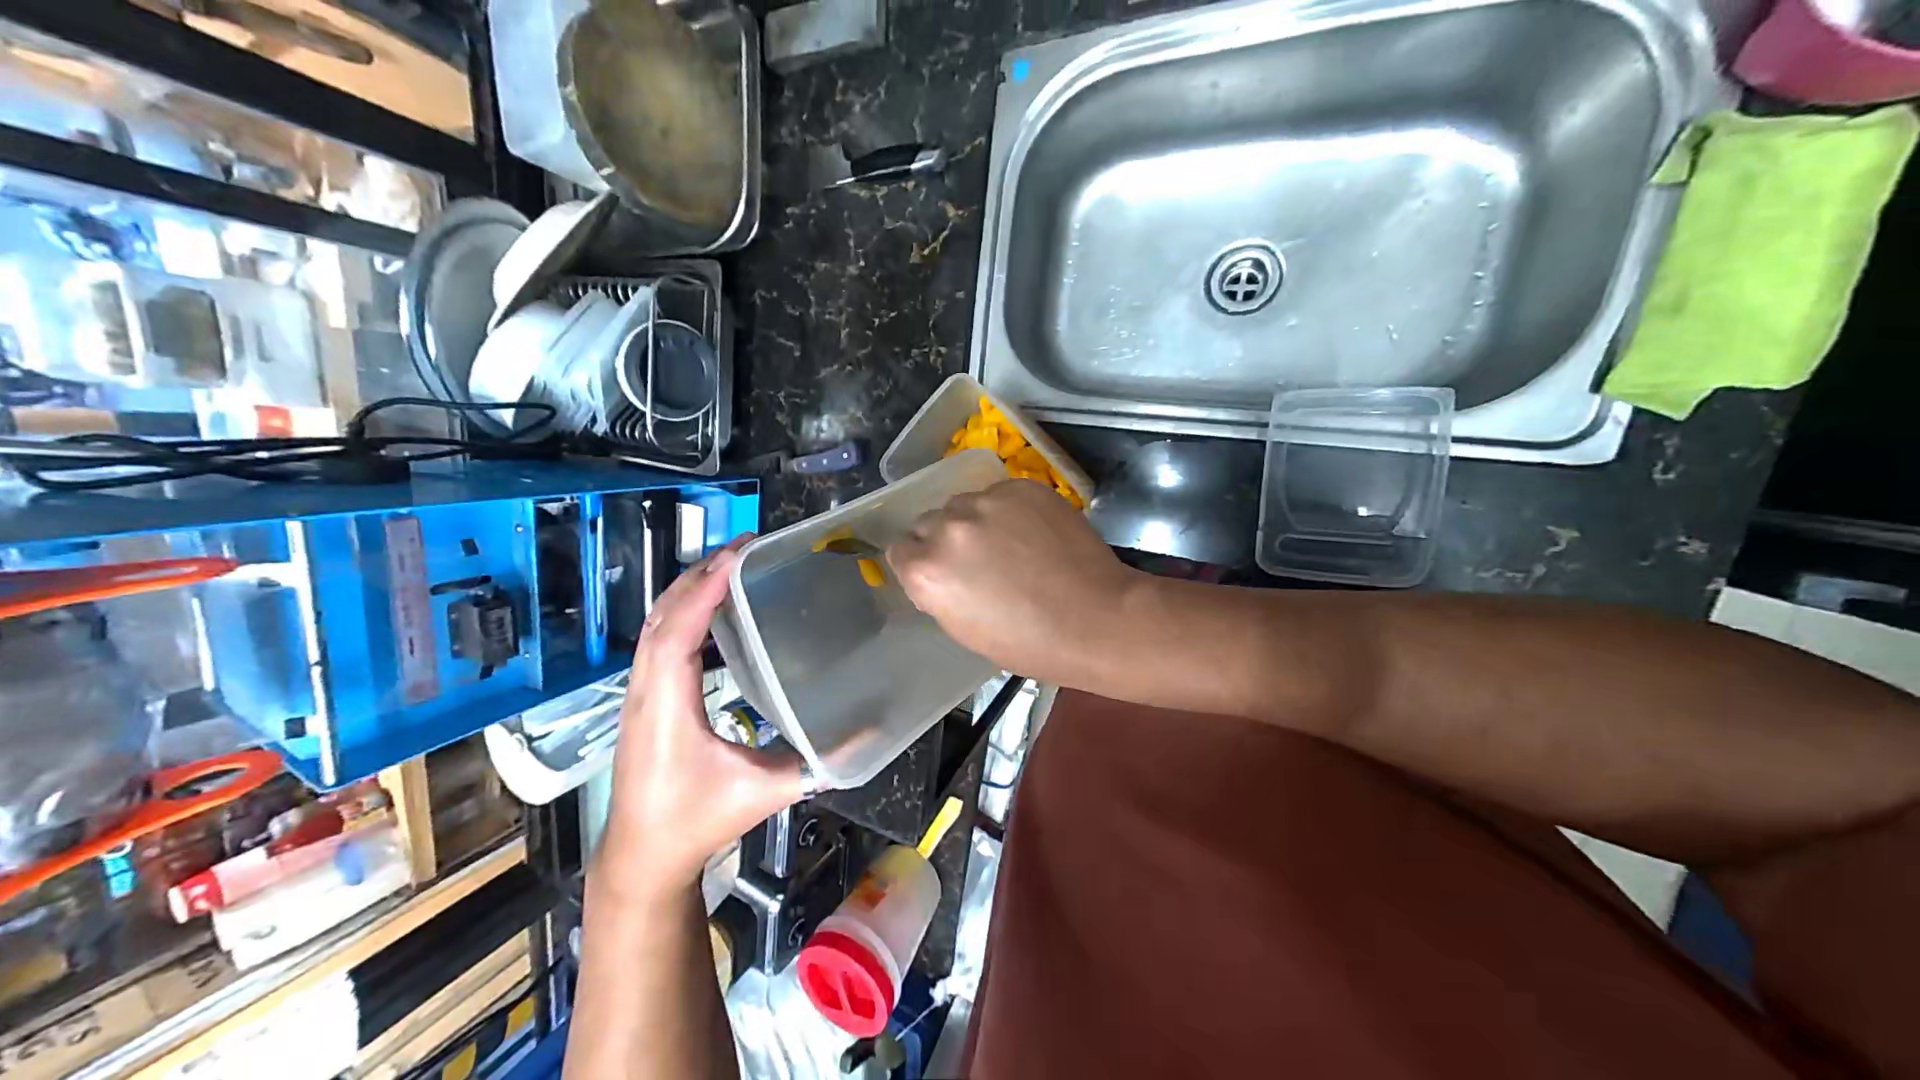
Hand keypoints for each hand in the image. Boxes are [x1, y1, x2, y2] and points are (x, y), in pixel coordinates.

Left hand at [595, 536, 802, 899]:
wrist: (642, 857)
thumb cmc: (695, 822)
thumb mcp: (762, 792)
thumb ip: (814, 762)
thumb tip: (868, 733)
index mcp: (668, 704)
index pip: (678, 629)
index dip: (706, 589)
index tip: (739, 556)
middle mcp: (645, 689)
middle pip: (662, 614)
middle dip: (699, 574)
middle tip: (744, 548)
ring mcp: (639, 693)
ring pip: (654, 624)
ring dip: (688, 590)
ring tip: (730, 568)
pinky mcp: (644, 700)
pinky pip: (657, 640)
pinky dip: (682, 613)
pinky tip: (711, 612)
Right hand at [888, 479, 1139, 682]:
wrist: (1094, 619)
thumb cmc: (1026, 641)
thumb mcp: (962, 627)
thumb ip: (937, 588)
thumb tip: (936, 569)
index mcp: (926, 570)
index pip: (901, 549)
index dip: (921, 561)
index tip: (943, 570)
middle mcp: (948, 528)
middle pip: (929, 521)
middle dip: (946, 538)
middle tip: (978, 559)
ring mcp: (986, 502)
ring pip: (965, 503)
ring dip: (976, 520)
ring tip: (1011, 544)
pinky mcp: (1021, 488)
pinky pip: (1001, 494)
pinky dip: (1010, 510)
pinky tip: (1034, 533)